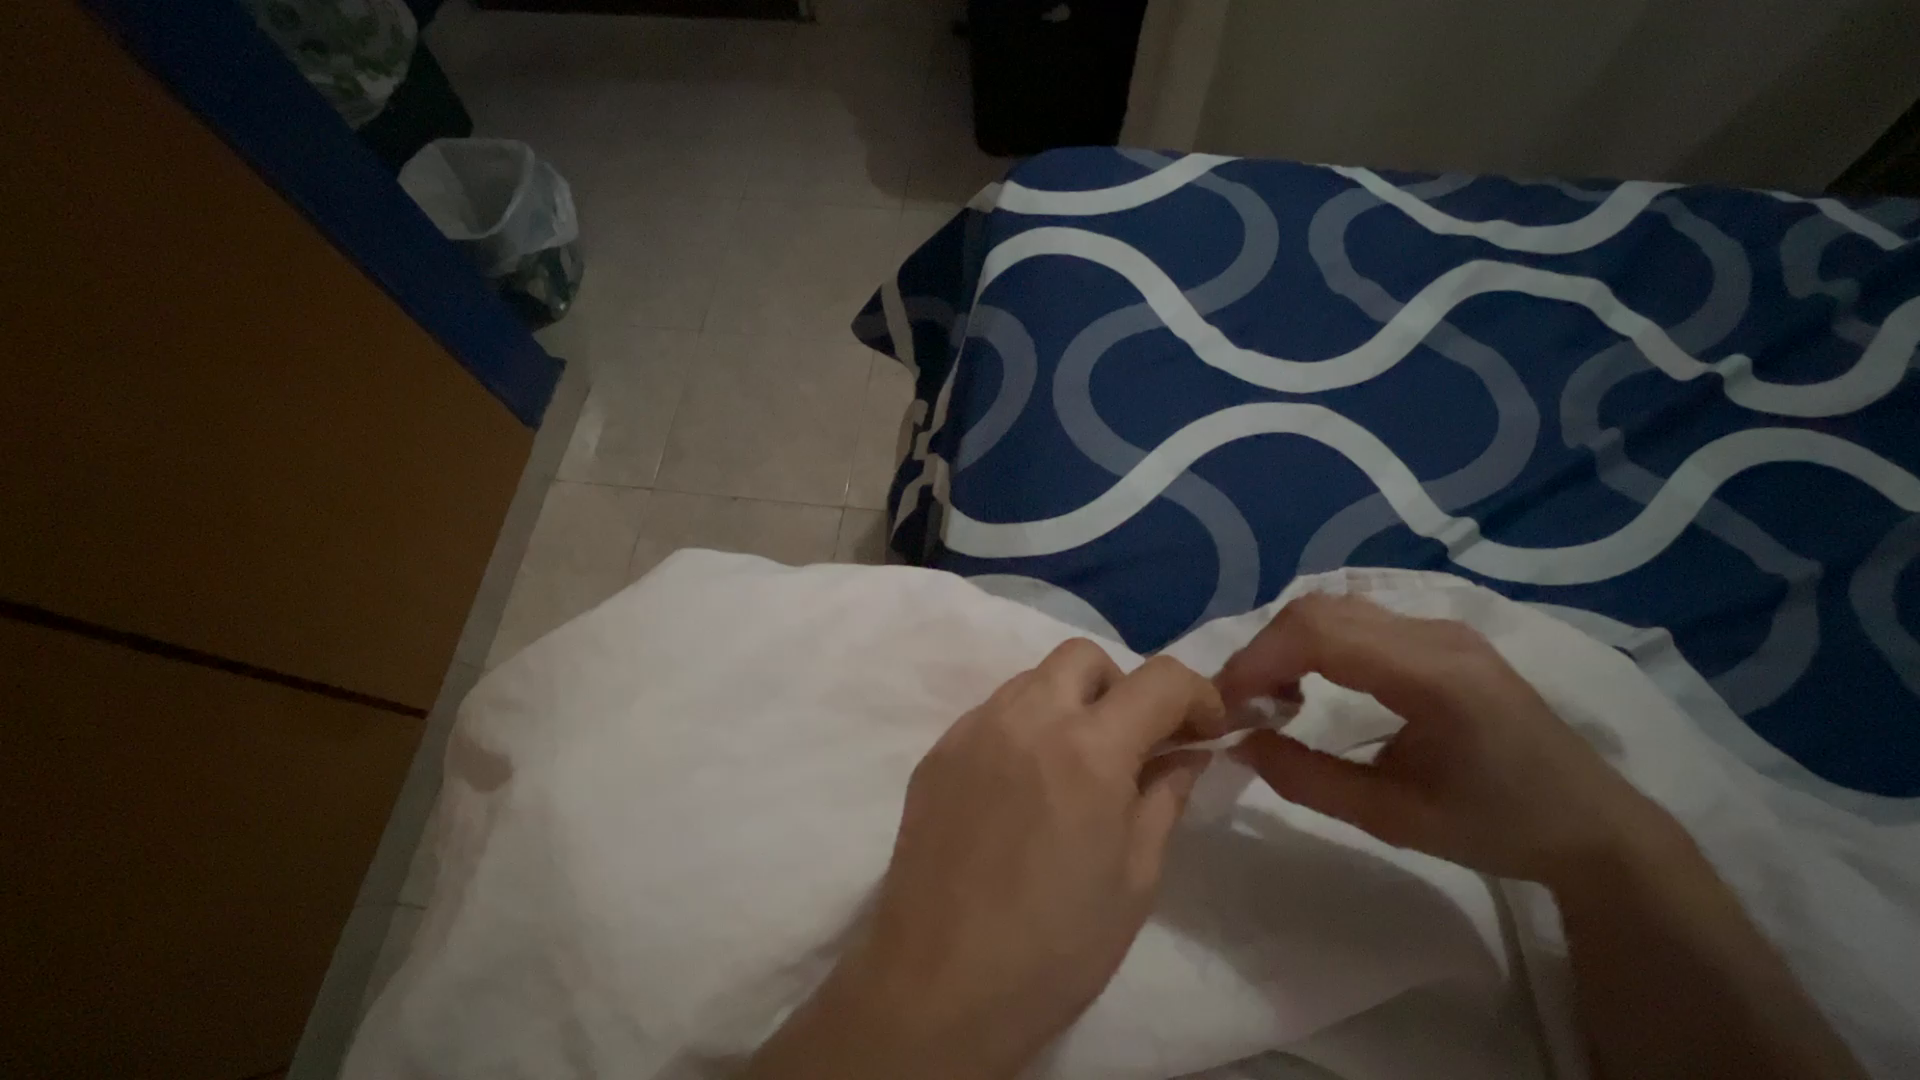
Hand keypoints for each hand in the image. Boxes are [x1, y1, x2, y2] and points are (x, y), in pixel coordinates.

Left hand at [743, 641, 1225, 1079]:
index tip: (1204, 730)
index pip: (1159, 678)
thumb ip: (1164, 796)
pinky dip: (1022, 729)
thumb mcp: (1135, 878)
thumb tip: (1185, 752)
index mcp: (1088, 748)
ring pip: (1032, 679)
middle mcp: (1025, 717)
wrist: (938, 985)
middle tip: (1131, 746)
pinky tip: (1022, 790)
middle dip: (1122, 687)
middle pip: (1084, 657)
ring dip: (1068, 704)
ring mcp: (971, 730)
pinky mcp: (935, 754)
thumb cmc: (1055, 946)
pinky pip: (991, 714)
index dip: (1197, 694)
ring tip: (1073, 769)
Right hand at [1215, 592, 1678, 885]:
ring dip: (1287, 644)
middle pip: (1319, 609)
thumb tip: (1239, 743)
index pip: (1318, 634)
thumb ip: (1307, 779)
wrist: (1593, 825)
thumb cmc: (1497, 828)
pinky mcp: (1441, 637)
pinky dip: (1315, 644)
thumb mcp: (1393, 818)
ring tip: (1269, 698)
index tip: (1223, 705)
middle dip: (1263, 652)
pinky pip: (1357, 619)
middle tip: (1240, 704)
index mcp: (1434, 677)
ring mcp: (1442, 629)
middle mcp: (1436, 635)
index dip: (1257, 660)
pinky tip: (1310, 685)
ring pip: (1335, 608)